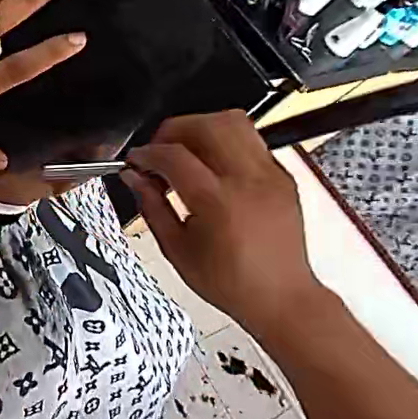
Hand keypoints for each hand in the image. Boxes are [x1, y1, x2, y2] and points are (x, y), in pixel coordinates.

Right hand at [122, 111, 329, 337]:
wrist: (280, 297)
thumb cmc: (233, 284)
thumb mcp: (177, 250)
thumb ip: (152, 207)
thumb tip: (135, 179)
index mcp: (219, 203)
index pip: (174, 155)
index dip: (147, 153)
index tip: (136, 161)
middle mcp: (248, 181)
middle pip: (206, 124)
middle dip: (173, 130)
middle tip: (159, 151)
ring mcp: (270, 175)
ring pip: (234, 121)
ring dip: (201, 127)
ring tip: (186, 151)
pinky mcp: (282, 175)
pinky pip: (251, 140)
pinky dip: (225, 142)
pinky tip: (213, 167)